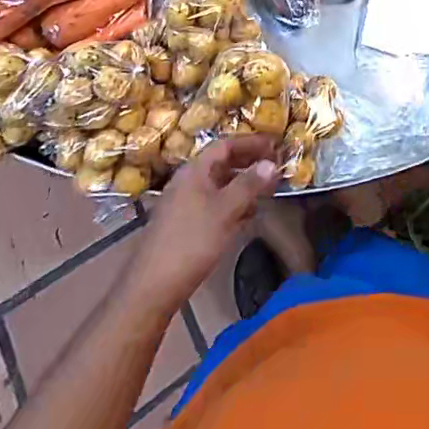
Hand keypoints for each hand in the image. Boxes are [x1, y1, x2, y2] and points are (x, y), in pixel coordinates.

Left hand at [130, 135, 279, 312]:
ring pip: (218, 184)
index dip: (251, 142)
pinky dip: (233, 203)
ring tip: (267, 189)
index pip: (225, 145)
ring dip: (243, 184)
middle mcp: (188, 181)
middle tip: (275, 165)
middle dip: (249, 162)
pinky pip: (214, 203)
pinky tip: (247, 215)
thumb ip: (249, 185)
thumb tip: (271, 163)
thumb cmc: (191, 242)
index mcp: (195, 171)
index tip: (275, 145)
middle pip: (221, 163)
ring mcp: (184, 203)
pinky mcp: (185, 224)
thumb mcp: (225, 210)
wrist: (153, 286)